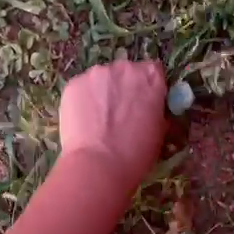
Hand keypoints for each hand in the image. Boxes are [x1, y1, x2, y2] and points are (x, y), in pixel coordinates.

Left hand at [57, 58, 167, 190]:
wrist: (98, 166)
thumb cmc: (136, 154)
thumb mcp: (160, 132)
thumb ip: (157, 111)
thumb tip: (151, 110)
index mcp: (151, 76)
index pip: (152, 72)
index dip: (147, 89)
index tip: (142, 104)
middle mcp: (124, 67)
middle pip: (124, 72)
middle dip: (122, 89)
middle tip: (118, 115)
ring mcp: (96, 73)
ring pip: (100, 80)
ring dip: (101, 94)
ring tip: (98, 121)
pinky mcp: (73, 84)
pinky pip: (81, 89)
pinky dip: (82, 101)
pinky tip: (83, 123)